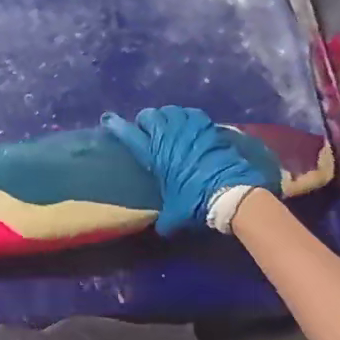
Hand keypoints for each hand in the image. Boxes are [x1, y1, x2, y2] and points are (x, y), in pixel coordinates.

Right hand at [102, 106, 274, 235]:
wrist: (231, 193)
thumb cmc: (197, 202)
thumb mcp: (175, 214)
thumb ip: (163, 219)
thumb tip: (160, 228)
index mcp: (154, 155)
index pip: (129, 134)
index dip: (116, 125)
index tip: (109, 120)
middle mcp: (167, 136)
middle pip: (149, 116)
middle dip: (145, 120)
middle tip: (147, 130)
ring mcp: (188, 128)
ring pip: (170, 110)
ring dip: (166, 116)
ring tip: (168, 125)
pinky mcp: (207, 127)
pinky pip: (191, 113)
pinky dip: (187, 117)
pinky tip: (189, 125)